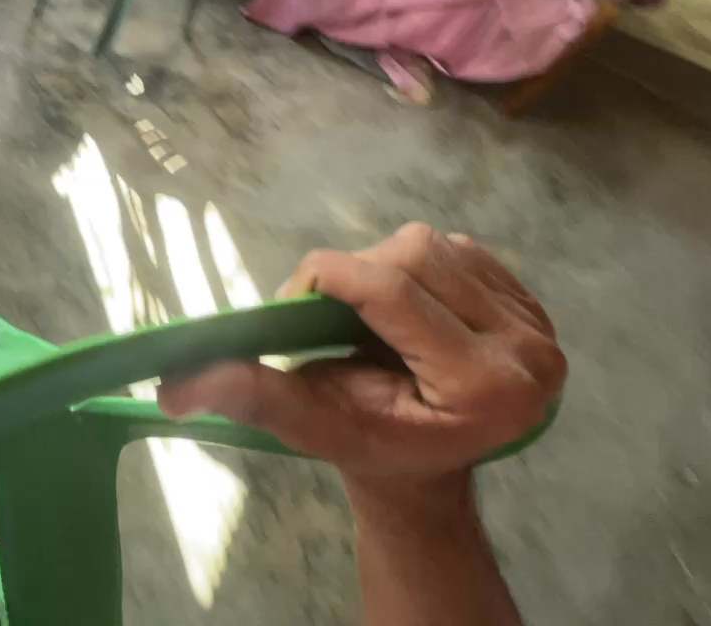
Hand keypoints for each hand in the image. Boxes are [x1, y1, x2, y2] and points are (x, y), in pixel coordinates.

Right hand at [159, 223, 563, 484]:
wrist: (426, 466)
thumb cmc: (366, 446)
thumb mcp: (306, 424)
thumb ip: (250, 394)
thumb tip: (171, 387)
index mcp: (483, 386)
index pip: (390, 290)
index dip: (326, 275)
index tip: (295, 299)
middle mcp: (528, 351)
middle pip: (413, 254)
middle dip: (356, 270)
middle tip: (332, 311)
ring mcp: (538, 325)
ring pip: (433, 244)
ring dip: (384, 265)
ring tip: (370, 311)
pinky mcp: (533, 305)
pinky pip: (457, 249)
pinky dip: (417, 265)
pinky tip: (408, 305)